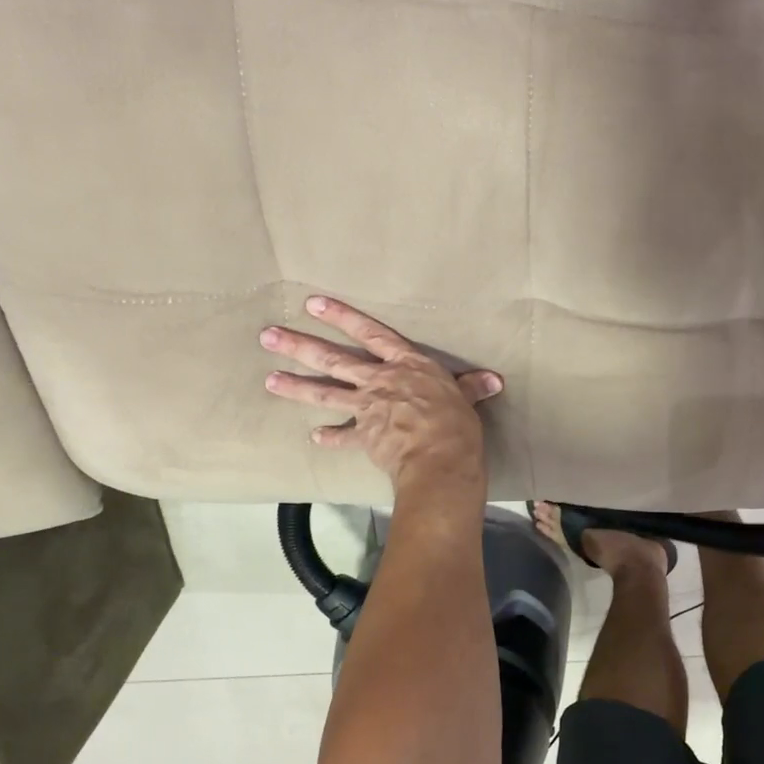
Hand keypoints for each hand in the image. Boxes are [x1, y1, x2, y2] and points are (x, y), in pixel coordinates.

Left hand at [261, 296, 503, 495]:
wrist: (439, 459)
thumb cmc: (456, 425)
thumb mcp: (467, 400)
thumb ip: (471, 388)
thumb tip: (494, 380)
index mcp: (407, 366)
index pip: (371, 335)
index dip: (343, 318)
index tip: (314, 304)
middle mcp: (381, 381)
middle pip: (334, 359)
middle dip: (300, 346)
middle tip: (269, 336)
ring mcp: (368, 409)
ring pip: (326, 392)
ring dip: (296, 386)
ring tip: (270, 379)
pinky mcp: (365, 437)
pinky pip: (343, 436)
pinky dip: (330, 437)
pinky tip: (315, 435)